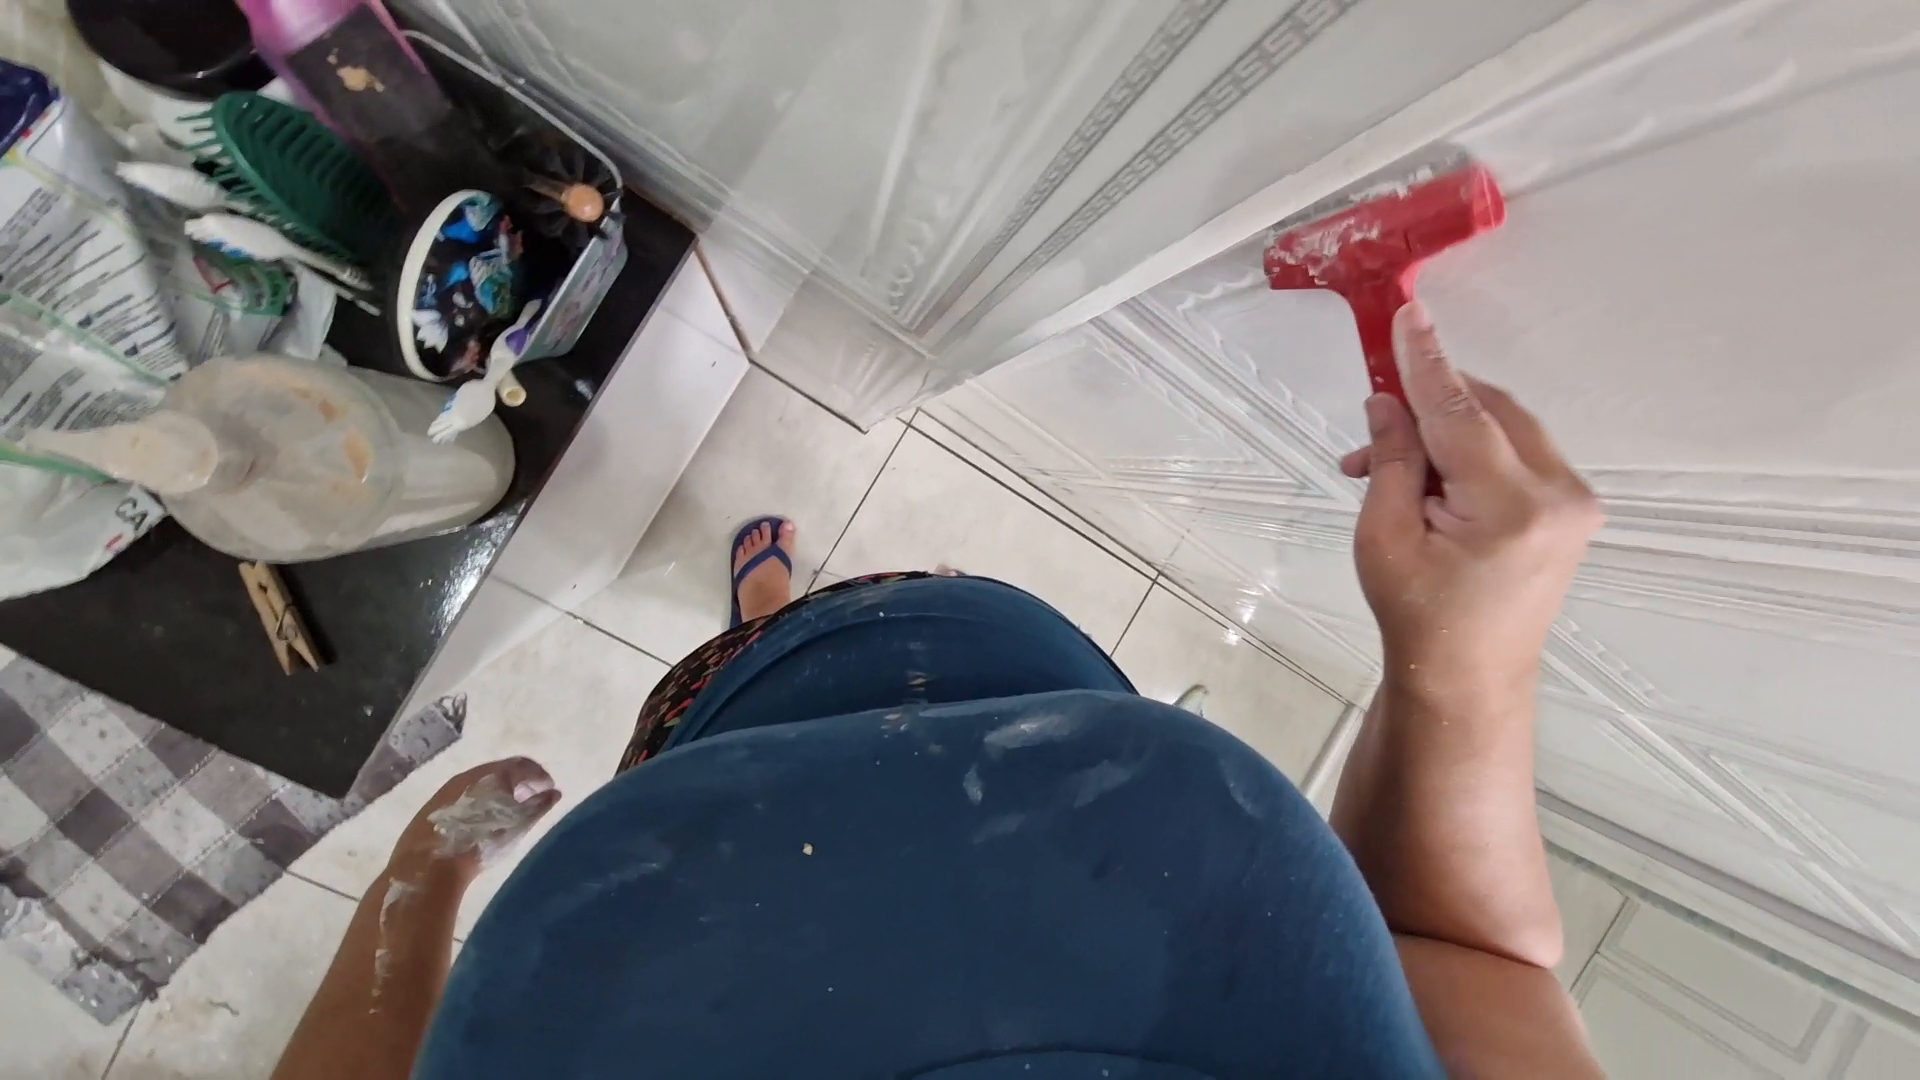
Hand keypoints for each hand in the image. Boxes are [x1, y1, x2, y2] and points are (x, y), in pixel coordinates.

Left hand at [385, 757, 561, 890]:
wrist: (427, 869)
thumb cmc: (481, 841)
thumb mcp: (518, 823)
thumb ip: (540, 805)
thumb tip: (554, 792)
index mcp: (493, 773)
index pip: (524, 764)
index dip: (540, 775)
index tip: (549, 790)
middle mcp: (469, 775)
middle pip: (501, 771)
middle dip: (519, 783)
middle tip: (529, 800)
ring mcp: (447, 790)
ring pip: (479, 784)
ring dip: (497, 793)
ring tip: (505, 812)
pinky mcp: (430, 807)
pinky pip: (462, 797)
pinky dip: (477, 802)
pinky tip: (478, 821)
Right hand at [1340, 302, 1601, 703]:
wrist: (1464, 674)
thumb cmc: (1414, 612)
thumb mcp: (1383, 536)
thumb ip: (1392, 462)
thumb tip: (1387, 404)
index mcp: (1512, 506)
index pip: (1460, 413)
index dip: (1427, 364)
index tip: (1407, 316)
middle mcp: (1562, 494)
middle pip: (1490, 412)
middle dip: (1428, 407)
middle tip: (1372, 429)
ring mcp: (1576, 502)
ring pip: (1502, 430)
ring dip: (1442, 433)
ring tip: (1384, 468)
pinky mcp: (1570, 510)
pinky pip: (1513, 455)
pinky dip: (1465, 454)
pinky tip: (1425, 480)